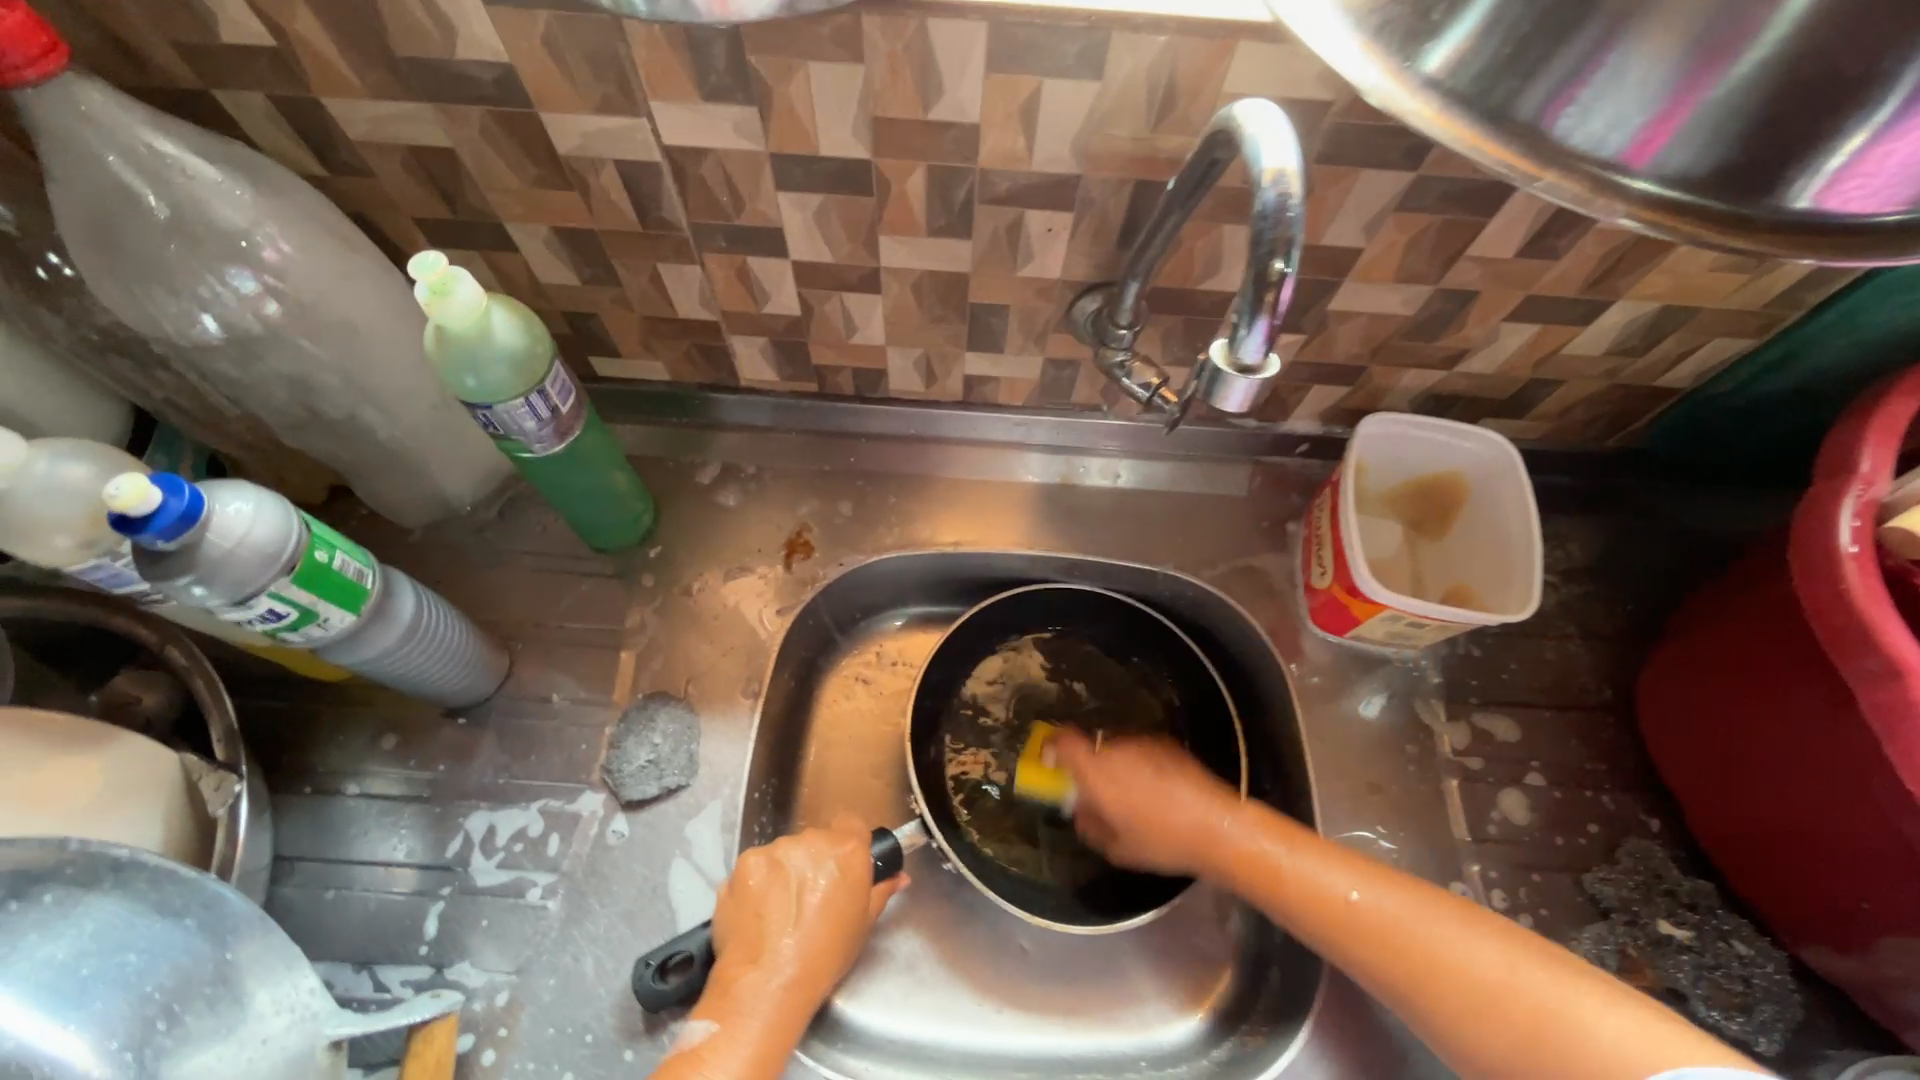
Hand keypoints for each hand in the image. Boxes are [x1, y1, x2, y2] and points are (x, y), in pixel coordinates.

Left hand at [708, 814, 908, 1010]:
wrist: (767, 983)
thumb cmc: (825, 957)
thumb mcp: (863, 925)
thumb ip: (881, 890)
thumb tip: (898, 876)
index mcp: (846, 850)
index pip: (850, 823)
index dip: (848, 843)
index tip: (842, 867)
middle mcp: (810, 841)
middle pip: (815, 840)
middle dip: (814, 861)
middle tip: (812, 897)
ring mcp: (773, 850)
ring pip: (783, 853)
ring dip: (784, 872)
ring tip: (780, 910)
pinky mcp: (742, 864)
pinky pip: (755, 867)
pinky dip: (757, 883)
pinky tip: (757, 912)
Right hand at [1054, 731, 1242, 878]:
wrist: (1218, 826)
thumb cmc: (1161, 841)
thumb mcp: (1116, 848)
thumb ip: (1089, 825)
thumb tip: (1080, 811)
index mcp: (1096, 771)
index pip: (1062, 741)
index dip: (1052, 746)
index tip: (1051, 761)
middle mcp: (1116, 749)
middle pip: (1091, 748)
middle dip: (1090, 768)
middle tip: (1100, 796)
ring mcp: (1144, 743)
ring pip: (1118, 751)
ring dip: (1117, 768)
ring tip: (1135, 799)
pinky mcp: (1168, 744)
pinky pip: (1141, 752)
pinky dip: (1141, 766)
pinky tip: (1158, 793)